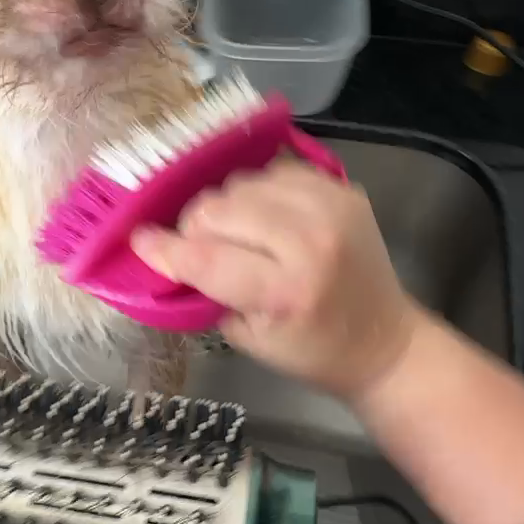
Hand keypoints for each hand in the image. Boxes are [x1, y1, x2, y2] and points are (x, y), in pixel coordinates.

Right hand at [130, 161, 424, 402]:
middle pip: (218, 210)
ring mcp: (330, 207)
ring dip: (226, 208)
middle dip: (195, 229)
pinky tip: (265, 217)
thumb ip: (207, 292)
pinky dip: (258, 193)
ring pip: (241, 183)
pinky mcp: (341, 189)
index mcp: (285, 292)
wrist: (383, 341)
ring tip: (236, 234)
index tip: (140, 240)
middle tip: (199, 248)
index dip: (164, 248)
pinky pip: (273, 172)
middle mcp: (310, 241)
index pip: (205, 257)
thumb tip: (169, 255)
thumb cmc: (310, 351)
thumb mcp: (247, 338)